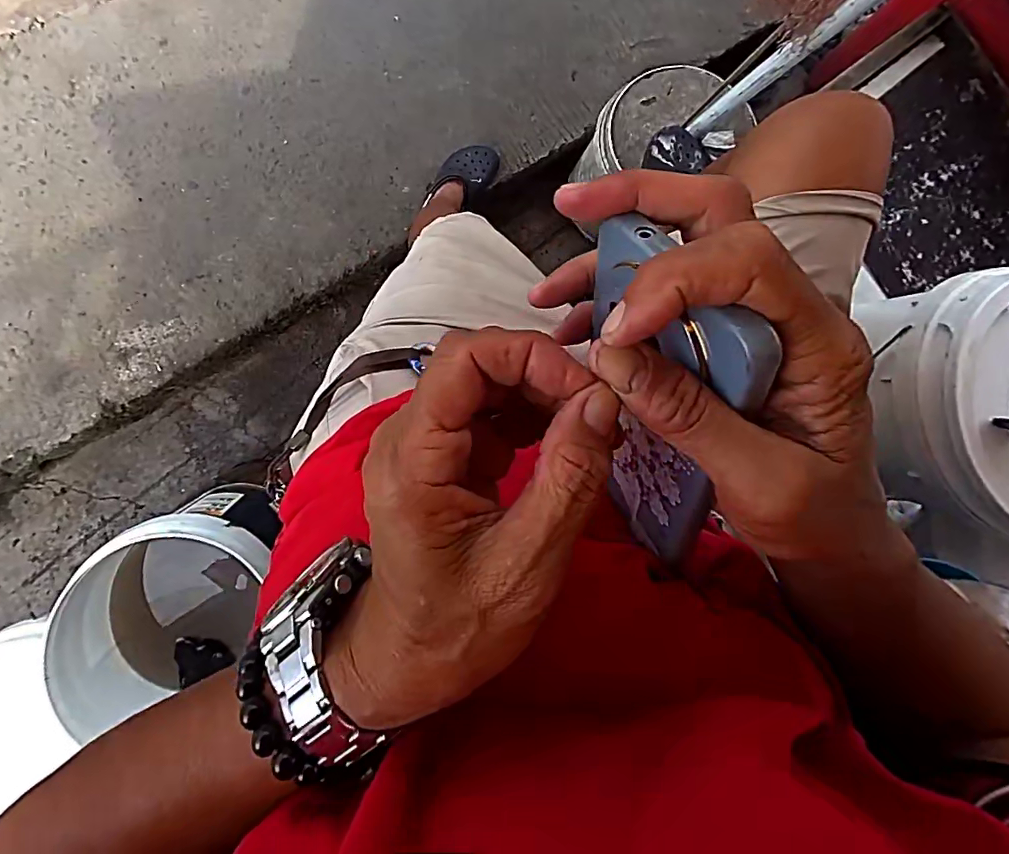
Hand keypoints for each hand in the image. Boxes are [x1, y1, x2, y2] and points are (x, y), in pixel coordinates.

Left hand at [321, 328, 620, 730]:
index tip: (587, 390)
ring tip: (592, 427)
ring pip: (480, 382)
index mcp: (412, 455)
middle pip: (470, 363)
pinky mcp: (438, 454)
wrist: (409, 654)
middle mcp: (404, 435)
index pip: (461, 359)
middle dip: (539, 371)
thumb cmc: (458, 624)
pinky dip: (526, 415)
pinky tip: (565, 438)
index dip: (528, 355)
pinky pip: (482, 412)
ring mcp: (419, 442)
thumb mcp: (527, 561)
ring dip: (537, 391)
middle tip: (599, 410)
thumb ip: (568, 478)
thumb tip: (603, 400)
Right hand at [527, 170, 902, 567]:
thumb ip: (688, 415)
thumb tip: (612, 354)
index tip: (615, 334)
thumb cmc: (815, 518)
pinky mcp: (708, 338)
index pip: (743, 261)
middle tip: (572, 203)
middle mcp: (779, 310)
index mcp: (814, 339)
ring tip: (548, 292)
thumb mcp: (761, 483)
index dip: (667, 281)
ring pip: (676, 245)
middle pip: (718, 214)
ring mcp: (742, 320)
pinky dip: (603, 298)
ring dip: (604, 256)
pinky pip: (653, 295)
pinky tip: (569, 327)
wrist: (830, 540)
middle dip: (640, 198)